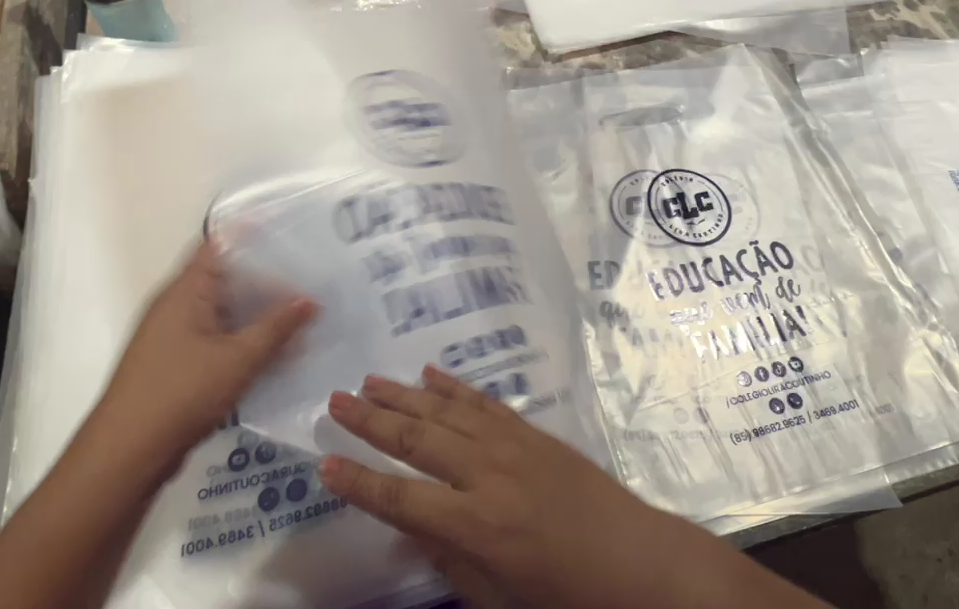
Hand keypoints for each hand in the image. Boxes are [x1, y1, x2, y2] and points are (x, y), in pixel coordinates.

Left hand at [87, 237, 314, 484]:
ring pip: (227, 314)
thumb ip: (276, 327)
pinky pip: (220, 341)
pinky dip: (248, 342)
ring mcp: (176, 338)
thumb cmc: (179, 395)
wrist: (125, 458)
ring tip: (306, 316)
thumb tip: (310, 299)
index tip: (290, 227)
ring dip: (261, 316)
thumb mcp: (238, 360)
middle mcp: (177, 307)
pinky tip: (280, 354)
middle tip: (313, 278)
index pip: (219, 244)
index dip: (252, 232)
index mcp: (185, 292)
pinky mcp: (179, 367)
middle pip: (227, 280)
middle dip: (269, 280)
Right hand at [318, 367, 825, 608]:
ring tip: (370, 380)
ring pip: (445, 410)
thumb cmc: (562, 593)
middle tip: (335, 400)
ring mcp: (511, 445)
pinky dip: (454, 385)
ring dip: (405, 394)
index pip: (400, 498)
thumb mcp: (496, 594)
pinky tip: (430, 373)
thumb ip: (446, 555)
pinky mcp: (531, 431)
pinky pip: (484, 401)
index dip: (359, 482)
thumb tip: (403, 523)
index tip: (323, 462)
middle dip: (372, 420)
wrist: (635, 559)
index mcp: (475, 524)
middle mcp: (487, 474)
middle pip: (417, 439)